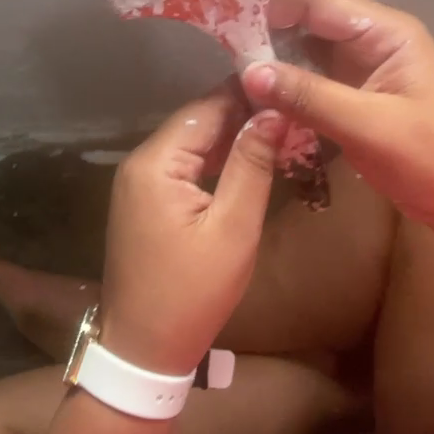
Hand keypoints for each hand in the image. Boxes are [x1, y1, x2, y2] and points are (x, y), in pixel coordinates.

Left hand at [99, 90, 288, 375]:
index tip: (290, 84)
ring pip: (193, 145)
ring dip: (233, 139)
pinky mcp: (146, 202)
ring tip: (283, 129)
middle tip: (294, 108)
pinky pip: (184, 168)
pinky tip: (251, 160)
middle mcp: (140, 163)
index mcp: (155, 163)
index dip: (247, 94)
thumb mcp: (233, 228)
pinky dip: (216, 162)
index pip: (206, 109)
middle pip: (197, 123)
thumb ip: (252, 165)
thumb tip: (273, 112)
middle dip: (244, 114)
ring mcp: (139, 184)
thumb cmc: (192, 292)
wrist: (143, 349)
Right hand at [241, 0, 433, 229]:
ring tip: (233, 52)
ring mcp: (366, 59)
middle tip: (228, 27)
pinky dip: (287, 67)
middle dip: (274, 8)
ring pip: (312, 30)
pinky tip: (260, 81)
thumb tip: (249, 72)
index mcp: (387, 31)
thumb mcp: (371, 128)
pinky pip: (314, 63)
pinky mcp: (357, 86)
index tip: (226, 19)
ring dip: (277, 37)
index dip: (273, 4)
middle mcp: (375, 34)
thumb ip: (309, 97)